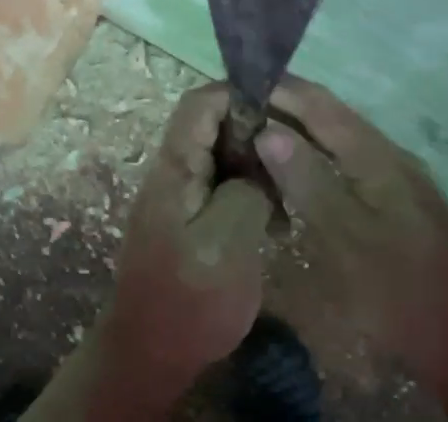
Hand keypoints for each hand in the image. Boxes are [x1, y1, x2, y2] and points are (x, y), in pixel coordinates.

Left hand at [105, 82, 273, 380]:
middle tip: (297, 156)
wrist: (150, 351)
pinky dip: (249, 194)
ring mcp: (180, 197)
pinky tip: (276, 220)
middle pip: (212, 126)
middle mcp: (174, 172)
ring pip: (221, 158)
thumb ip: (244, 192)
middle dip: (254, 133)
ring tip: (290, 193)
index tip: (284, 110)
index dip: (238, 96)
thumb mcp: (226, 243)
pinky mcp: (190, 222)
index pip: (200, 103)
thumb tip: (257, 168)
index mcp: (175, 166)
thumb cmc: (188, 298)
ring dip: (255, 168)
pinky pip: (222, 188)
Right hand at [252, 77, 447, 365]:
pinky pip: (349, 164)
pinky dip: (316, 159)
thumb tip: (267, 128)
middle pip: (331, 117)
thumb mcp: (343, 238)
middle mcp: (392, 156)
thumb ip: (306, 179)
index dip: (279, 88)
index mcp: (379, 157)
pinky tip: (294, 176)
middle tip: (238, 111)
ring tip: (256, 138)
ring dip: (299, 133)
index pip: (320, 104)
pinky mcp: (399, 205)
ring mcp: (399, 180)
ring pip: (340, 140)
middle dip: (285, 108)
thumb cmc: (397, 291)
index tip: (236, 83)